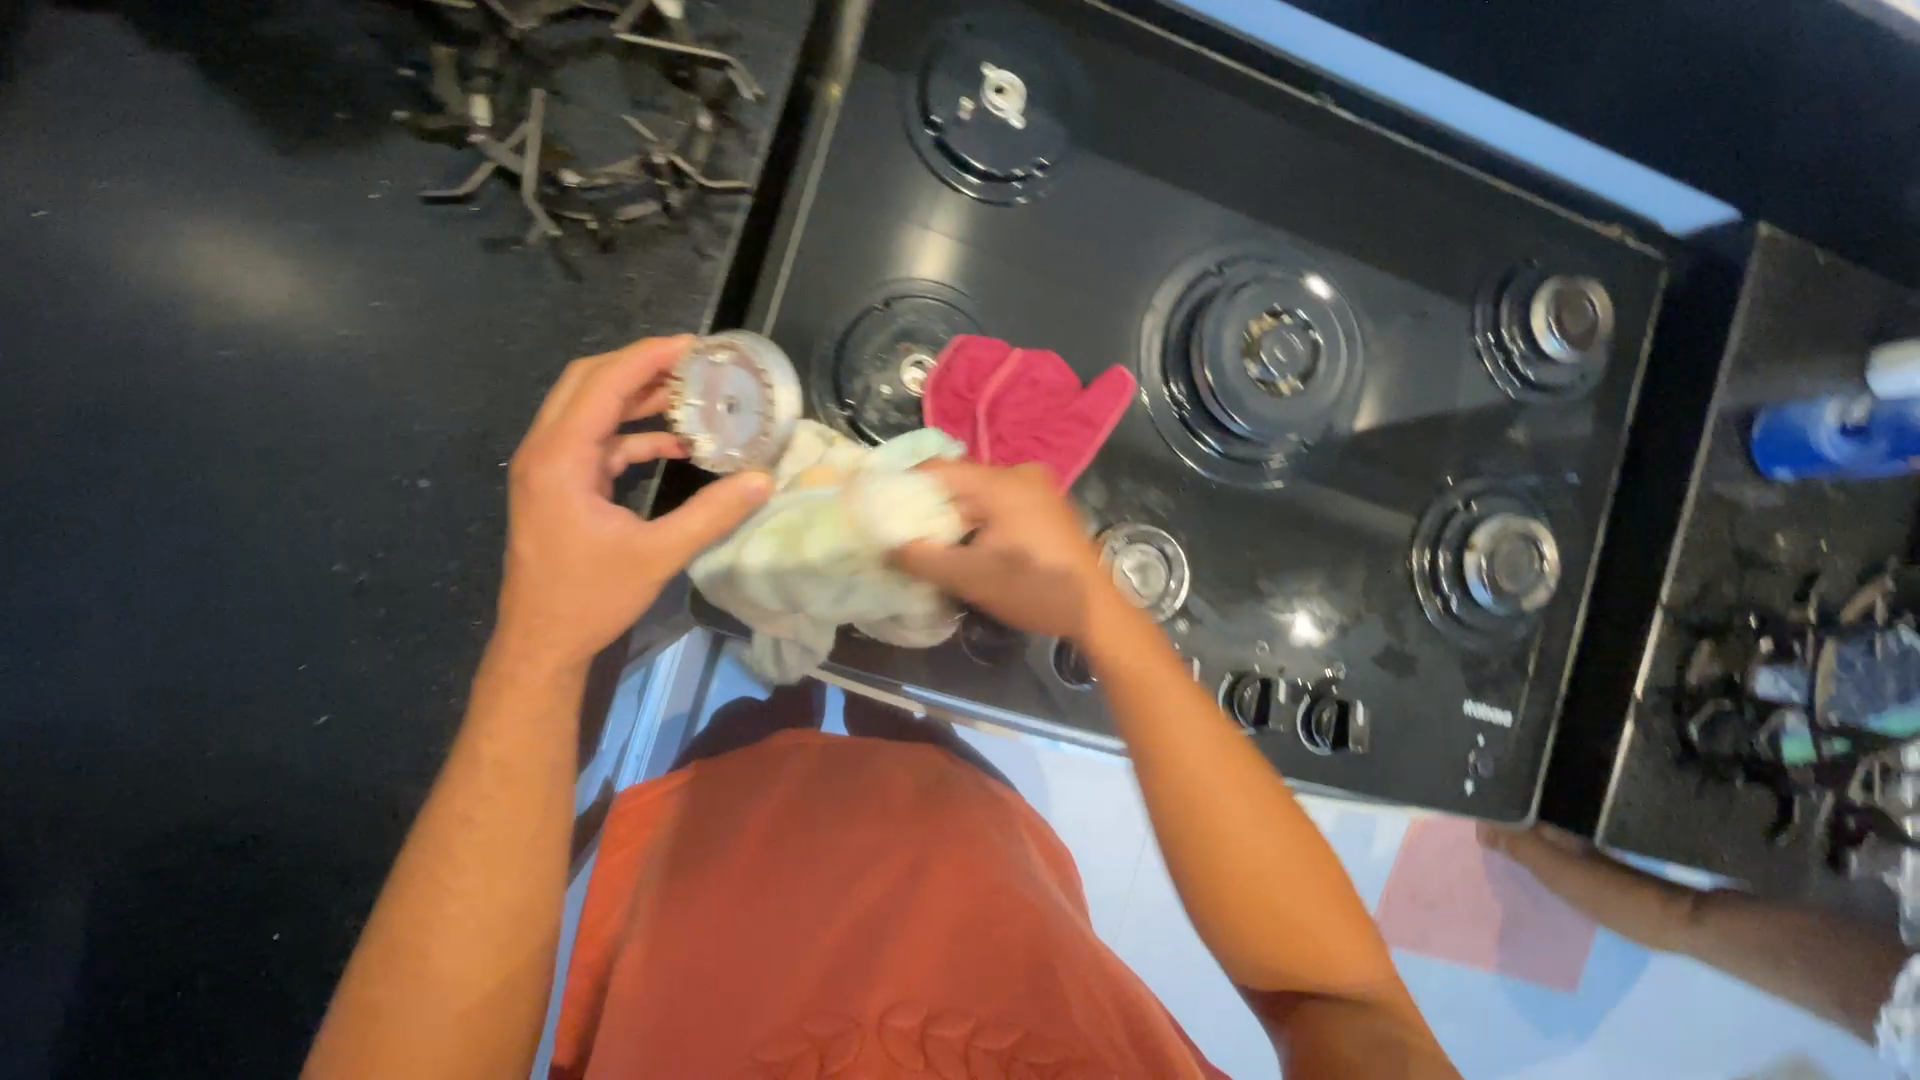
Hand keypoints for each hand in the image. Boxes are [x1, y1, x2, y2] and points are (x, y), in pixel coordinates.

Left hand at [496, 335, 771, 669]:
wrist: (541, 642)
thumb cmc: (590, 598)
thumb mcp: (657, 555)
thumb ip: (711, 514)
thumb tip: (762, 481)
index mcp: (560, 458)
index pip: (603, 383)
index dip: (647, 357)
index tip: (694, 345)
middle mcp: (545, 452)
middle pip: (588, 382)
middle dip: (640, 366)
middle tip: (693, 363)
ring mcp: (547, 469)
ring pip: (589, 409)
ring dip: (635, 397)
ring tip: (688, 394)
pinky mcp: (558, 487)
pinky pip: (594, 442)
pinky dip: (630, 435)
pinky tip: (671, 444)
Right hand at [891, 462, 1115, 638]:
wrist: (1096, 610)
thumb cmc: (1033, 588)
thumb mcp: (970, 578)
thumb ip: (923, 559)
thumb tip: (886, 548)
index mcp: (1000, 483)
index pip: (939, 469)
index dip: (906, 484)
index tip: (883, 506)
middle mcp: (1020, 474)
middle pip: (961, 481)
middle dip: (932, 506)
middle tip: (905, 531)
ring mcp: (1039, 489)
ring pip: (981, 494)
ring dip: (958, 516)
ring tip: (934, 542)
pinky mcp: (1049, 507)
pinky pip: (1002, 503)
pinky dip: (982, 520)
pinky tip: (971, 546)